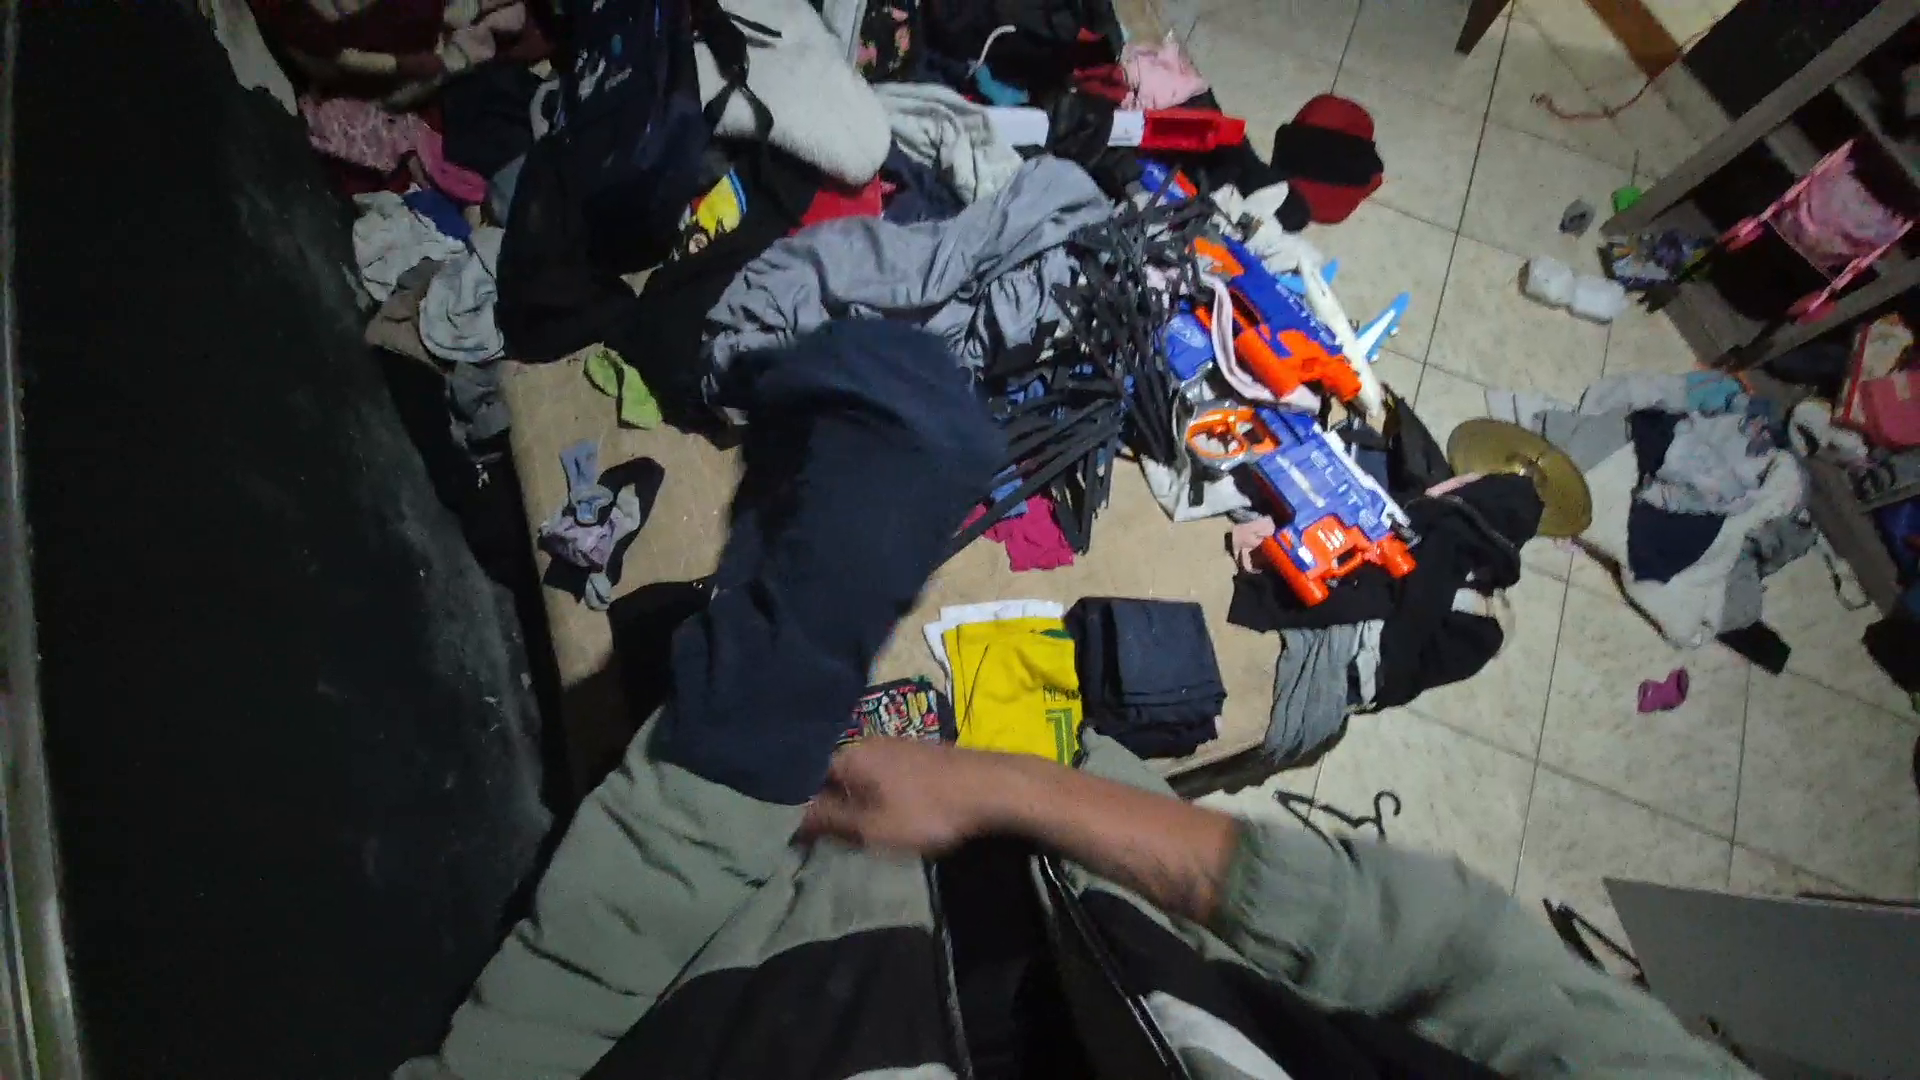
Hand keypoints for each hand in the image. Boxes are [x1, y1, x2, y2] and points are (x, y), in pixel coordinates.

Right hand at [800, 738, 1026, 856]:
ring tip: (849, 833)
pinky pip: (877, 776)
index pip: (804, 777)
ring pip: (856, 777)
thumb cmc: (926, 810)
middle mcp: (865, 743)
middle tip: (820, 839)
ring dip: (850, 802)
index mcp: (848, 755)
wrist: (988, 788)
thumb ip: (830, 821)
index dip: (795, 806)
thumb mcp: (872, 827)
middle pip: (830, 775)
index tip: (792, 834)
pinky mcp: (912, 756)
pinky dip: (871, 796)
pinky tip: (880, 816)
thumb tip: (790, 820)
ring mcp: (891, 746)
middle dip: (824, 805)